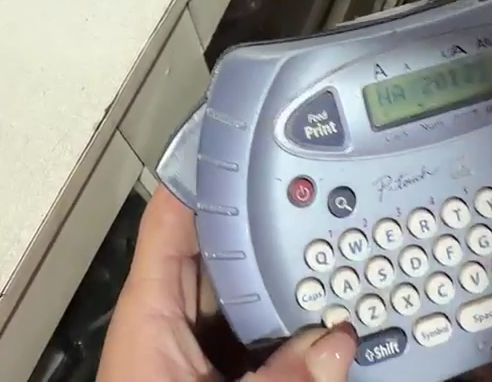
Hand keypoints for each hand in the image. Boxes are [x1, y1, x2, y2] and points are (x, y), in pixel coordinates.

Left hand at [100, 188, 358, 381]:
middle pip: (218, 247)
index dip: (203, 169)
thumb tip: (342, 340)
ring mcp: (200, 348)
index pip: (173, 216)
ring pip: (244, 290)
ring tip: (333, 236)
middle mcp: (173, 317)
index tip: (247, 135)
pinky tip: (331, 309)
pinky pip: (259, 332)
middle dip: (263, 220)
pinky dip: (290, 320)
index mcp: (149, 309)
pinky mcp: (225, 373)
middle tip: (314, 186)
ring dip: (284, 273)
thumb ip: (279, 381)